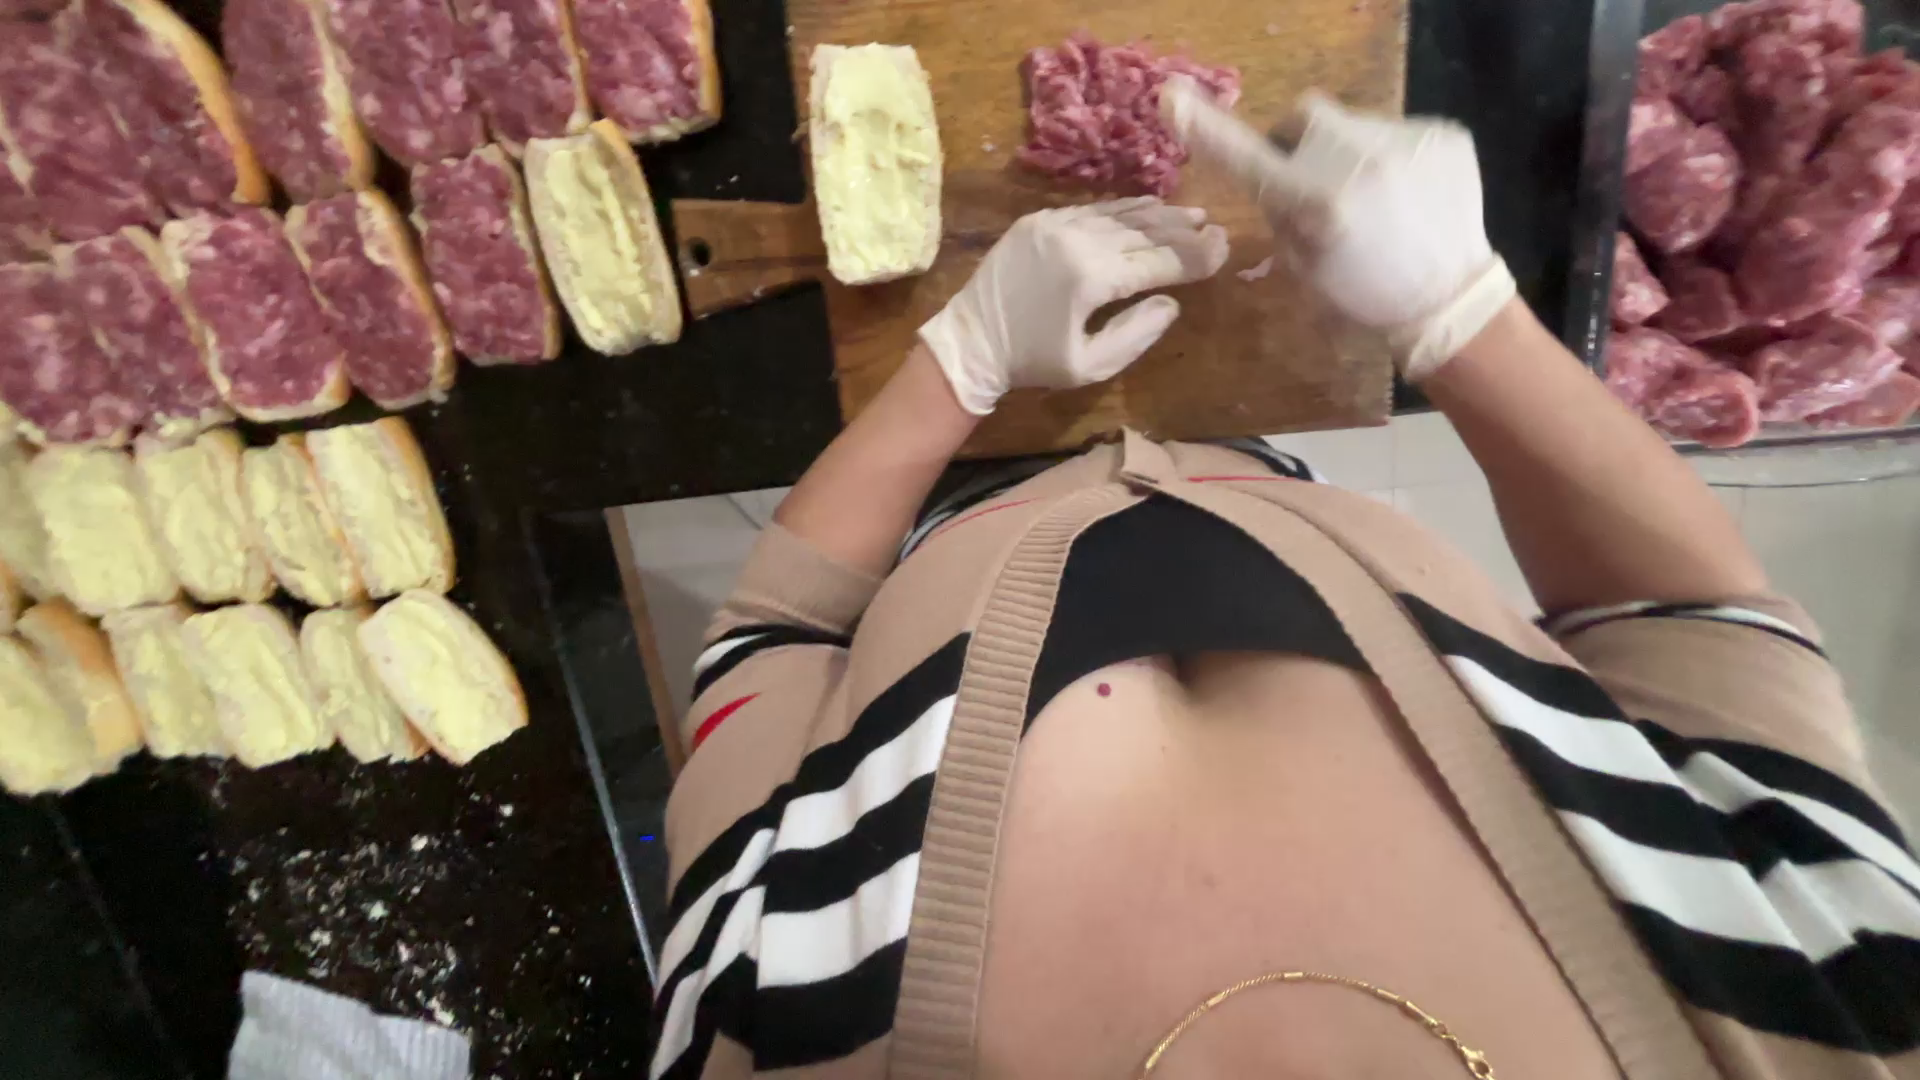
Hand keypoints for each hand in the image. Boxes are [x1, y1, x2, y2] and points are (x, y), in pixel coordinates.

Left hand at [919, 198, 1228, 415]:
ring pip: (1118, 215)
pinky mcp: (1037, 221)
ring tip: (1189, 215)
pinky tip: (1143, 209)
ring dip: (1156, 216)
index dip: (1193, 257)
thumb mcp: (1088, 366)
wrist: (970, 343)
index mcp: (1090, 279)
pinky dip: (1121, 210)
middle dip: (1182, 232)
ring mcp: (1053, 225)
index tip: (1224, 249)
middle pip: (1143, 231)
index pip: (1157, 262)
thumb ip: (1135, 335)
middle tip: (1214, 227)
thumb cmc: (1031, 363)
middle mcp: (1076, 241)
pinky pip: (1090, 210)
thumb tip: (1171, 302)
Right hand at [1163, 81, 1515, 381]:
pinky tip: (1400, 195)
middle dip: (1293, 142)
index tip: (1172, 96)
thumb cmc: (1361, 297)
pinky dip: (1384, 159)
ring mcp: (1404, 140)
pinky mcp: (1441, 132)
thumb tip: (1277, 178)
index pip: (1246, 158)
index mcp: (1315, 205)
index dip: (1206, 128)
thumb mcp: (1302, 267)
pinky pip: (1392, 132)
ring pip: (1348, 124)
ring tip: (1367, 199)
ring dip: (1342, 152)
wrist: (1447, 298)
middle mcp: (1356, 161)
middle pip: (1301, 117)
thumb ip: (1282, 214)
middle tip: (1306, 181)